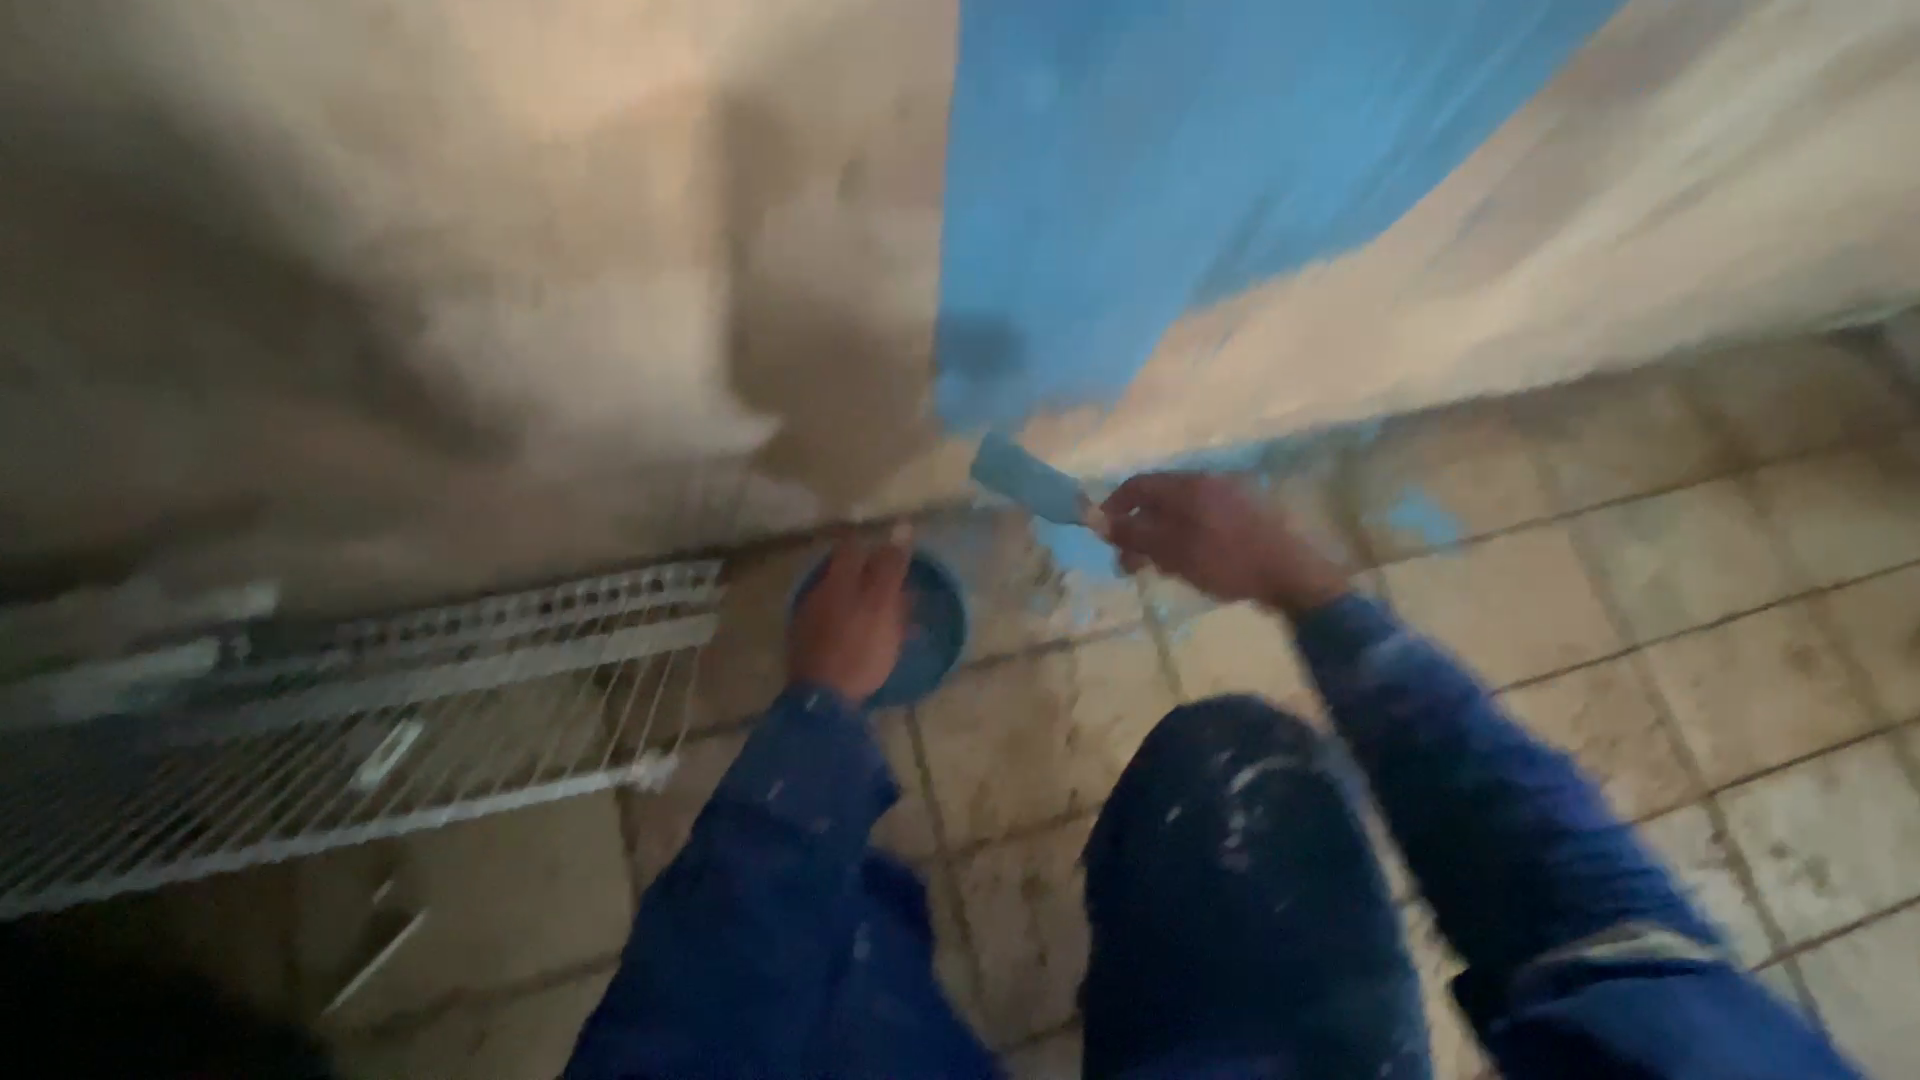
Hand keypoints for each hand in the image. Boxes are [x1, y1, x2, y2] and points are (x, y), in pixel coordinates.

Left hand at [788, 528, 912, 701]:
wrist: (823, 700)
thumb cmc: (859, 647)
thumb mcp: (882, 604)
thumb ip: (891, 567)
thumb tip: (902, 525)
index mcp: (837, 579)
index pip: (853, 546)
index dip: (876, 548)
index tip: (898, 557)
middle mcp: (818, 592)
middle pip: (846, 573)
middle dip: (871, 577)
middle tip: (900, 592)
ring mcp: (810, 619)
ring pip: (842, 599)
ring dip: (865, 604)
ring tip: (891, 622)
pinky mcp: (809, 645)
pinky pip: (836, 624)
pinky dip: (855, 625)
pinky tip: (869, 641)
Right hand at [1102, 472, 1348, 615]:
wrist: (1292, 575)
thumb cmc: (1226, 561)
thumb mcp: (1171, 551)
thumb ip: (1132, 534)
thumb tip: (1095, 519)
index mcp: (1188, 485)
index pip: (1137, 485)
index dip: (1114, 507)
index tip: (1104, 536)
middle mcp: (1208, 481)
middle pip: (1159, 499)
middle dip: (1138, 530)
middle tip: (1130, 565)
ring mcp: (1232, 496)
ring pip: (1181, 512)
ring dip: (1162, 537)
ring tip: (1161, 569)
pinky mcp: (1248, 515)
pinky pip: (1204, 520)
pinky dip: (1187, 538)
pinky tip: (1192, 564)